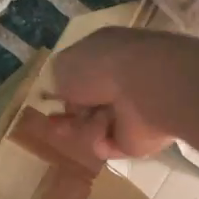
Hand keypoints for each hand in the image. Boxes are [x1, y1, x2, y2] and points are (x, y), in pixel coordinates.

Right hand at [47, 26, 174, 158]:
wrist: (147, 87)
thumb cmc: (101, 67)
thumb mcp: (63, 64)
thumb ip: (58, 77)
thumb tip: (64, 91)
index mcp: (106, 53)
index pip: (82, 72)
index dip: (64, 87)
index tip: (50, 98)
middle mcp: (121, 80)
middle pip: (88, 103)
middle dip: (70, 114)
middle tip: (56, 123)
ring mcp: (132, 110)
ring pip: (95, 125)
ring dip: (83, 126)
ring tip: (85, 121)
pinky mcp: (139, 138)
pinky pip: (109, 145)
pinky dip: (100, 140)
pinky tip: (102, 131)